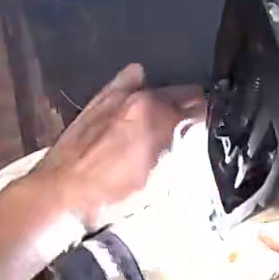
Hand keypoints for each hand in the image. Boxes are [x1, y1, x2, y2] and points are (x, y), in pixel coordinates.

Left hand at [25, 63, 205, 231]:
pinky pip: (128, 81)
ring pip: (159, 88)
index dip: (214, 121)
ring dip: (170, 101)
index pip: (204, 109)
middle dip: (195, 108)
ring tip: (173, 120)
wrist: (60, 196)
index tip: (218, 132)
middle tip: (200, 129)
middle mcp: (143, 97)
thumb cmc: (111, 198)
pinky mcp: (100, 99)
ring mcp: (120, 95)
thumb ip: (182, 155)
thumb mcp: (158, 184)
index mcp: (163, 116)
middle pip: (185, 94)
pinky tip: (142, 93)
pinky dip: (140, 85)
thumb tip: (195, 142)